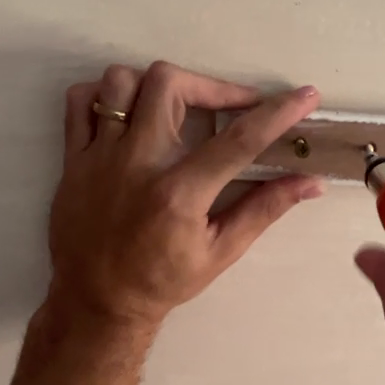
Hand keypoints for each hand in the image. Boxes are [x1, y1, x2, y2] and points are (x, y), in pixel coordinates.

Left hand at [43, 62, 324, 335]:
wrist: (98, 301)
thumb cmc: (163, 280)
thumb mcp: (221, 251)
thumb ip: (264, 209)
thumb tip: (311, 182)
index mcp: (179, 194)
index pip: (238, 140)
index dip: (278, 113)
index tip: (304, 96)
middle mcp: (138, 164)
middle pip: (170, 84)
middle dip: (210, 86)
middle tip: (231, 107)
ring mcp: (100, 156)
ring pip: (122, 82)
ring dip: (157, 86)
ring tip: (180, 109)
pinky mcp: (73, 157)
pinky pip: (81, 101)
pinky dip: (107, 95)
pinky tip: (131, 114)